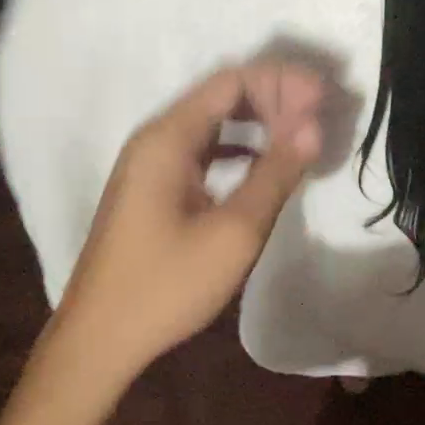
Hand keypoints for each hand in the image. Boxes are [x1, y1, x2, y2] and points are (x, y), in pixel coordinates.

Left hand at [45, 63, 324, 386]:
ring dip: (260, 122)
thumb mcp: (234, 231)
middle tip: (319, 118)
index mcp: (167, 139)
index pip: (232, 82)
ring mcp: (151, 165)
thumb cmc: (166, 285)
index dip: (282, 82)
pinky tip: (266, 165)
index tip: (325, 101)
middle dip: (275, 98)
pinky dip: (241, 147)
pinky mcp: (155, 189)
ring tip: (302, 136)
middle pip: (223, 95)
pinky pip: (205, 149)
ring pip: (214, 122)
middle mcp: (155, 140)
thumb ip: (276, 173)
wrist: (99, 342)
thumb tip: (314, 127)